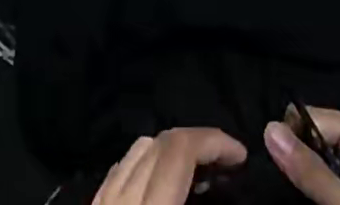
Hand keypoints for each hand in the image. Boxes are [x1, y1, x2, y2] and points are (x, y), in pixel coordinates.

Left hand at [92, 128, 247, 204]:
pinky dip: (143, 165)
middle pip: (161, 142)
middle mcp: (121, 199)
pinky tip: (157, 182)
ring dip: (170, 149)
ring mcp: (100, 203)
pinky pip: (116, 173)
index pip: (180, 149)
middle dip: (198, 141)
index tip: (240, 156)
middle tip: (224, 161)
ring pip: (137, 150)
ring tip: (194, 171)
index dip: (215, 142)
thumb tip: (223, 180)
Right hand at [264, 108, 339, 204]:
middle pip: (314, 131)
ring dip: (309, 171)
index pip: (307, 116)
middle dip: (299, 156)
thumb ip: (311, 173)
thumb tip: (269, 129)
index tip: (275, 170)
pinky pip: (334, 164)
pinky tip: (320, 197)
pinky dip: (323, 180)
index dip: (288, 141)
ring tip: (302, 193)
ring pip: (322, 150)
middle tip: (291, 188)